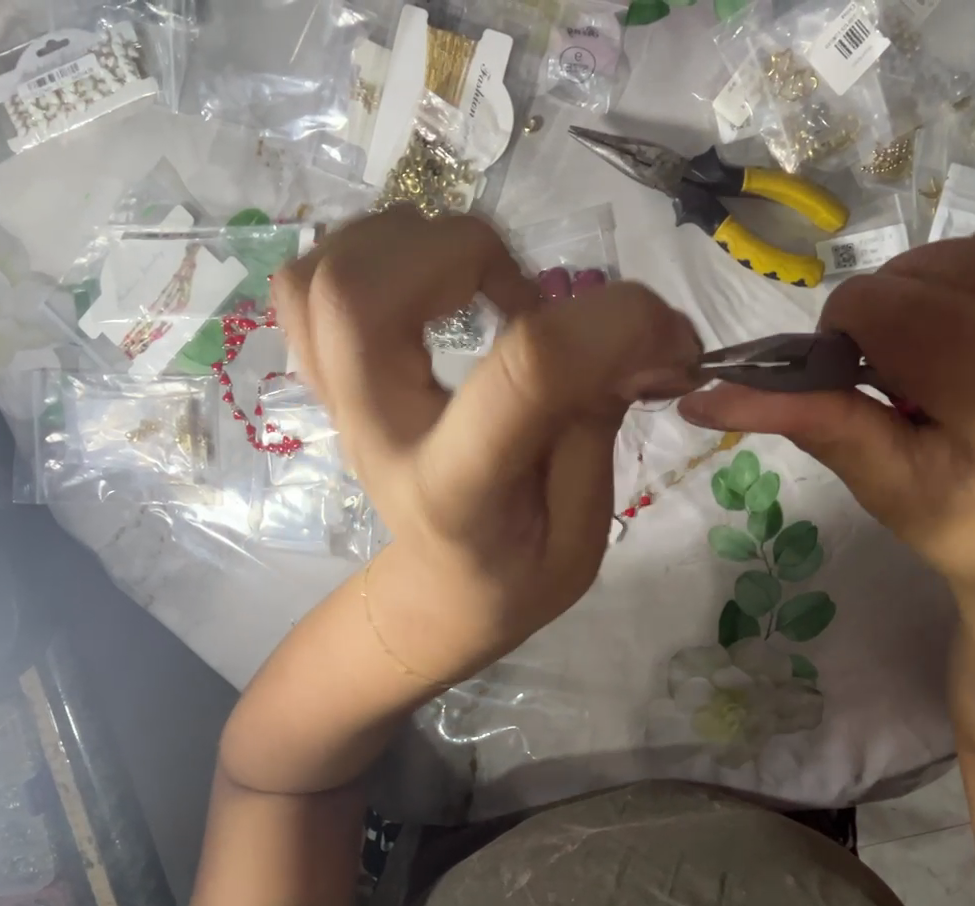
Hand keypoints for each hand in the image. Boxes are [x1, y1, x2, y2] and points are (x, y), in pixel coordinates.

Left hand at [273, 208, 701, 682]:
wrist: (439, 593)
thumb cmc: (519, 573)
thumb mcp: (583, 536)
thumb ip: (597, 427)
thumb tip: (638, 333)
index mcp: (455, 490)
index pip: (523, 374)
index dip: (611, 325)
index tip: (667, 332)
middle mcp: (380, 434)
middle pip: (363, 295)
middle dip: (467, 253)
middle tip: (528, 296)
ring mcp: (340, 403)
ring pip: (327, 273)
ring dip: (413, 243)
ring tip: (479, 282)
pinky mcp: (328, 379)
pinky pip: (307, 285)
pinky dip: (365, 254)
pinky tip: (424, 284)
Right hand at [678, 192, 974, 602]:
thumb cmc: (962, 526)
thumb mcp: (880, 482)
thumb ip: (806, 423)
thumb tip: (704, 395)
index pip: (936, 328)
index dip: (865, 309)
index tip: (841, 328)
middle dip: (911, 287)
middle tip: (894, 331)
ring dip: (968, 260)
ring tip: (953, 315)